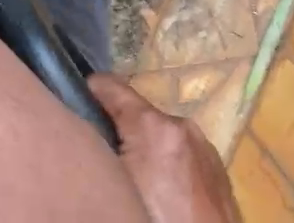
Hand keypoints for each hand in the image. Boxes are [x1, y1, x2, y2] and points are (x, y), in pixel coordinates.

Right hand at [88, 74, 240, 222]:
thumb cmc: (156, 221)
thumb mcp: (112, 183)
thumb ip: (96, 145)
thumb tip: (76, 128)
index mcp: (154, 125)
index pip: (106, 84)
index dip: (84, 97)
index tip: (74, 120)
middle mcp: (183, 127)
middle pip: (133, 112)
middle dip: (115, 131)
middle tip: (102, 163)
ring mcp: (205, 150)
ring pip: (156, 135)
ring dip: (141, 151)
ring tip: (132, 184)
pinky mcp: (219, 174)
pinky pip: (179, 156)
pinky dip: (165, 168)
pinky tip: (160, 197)